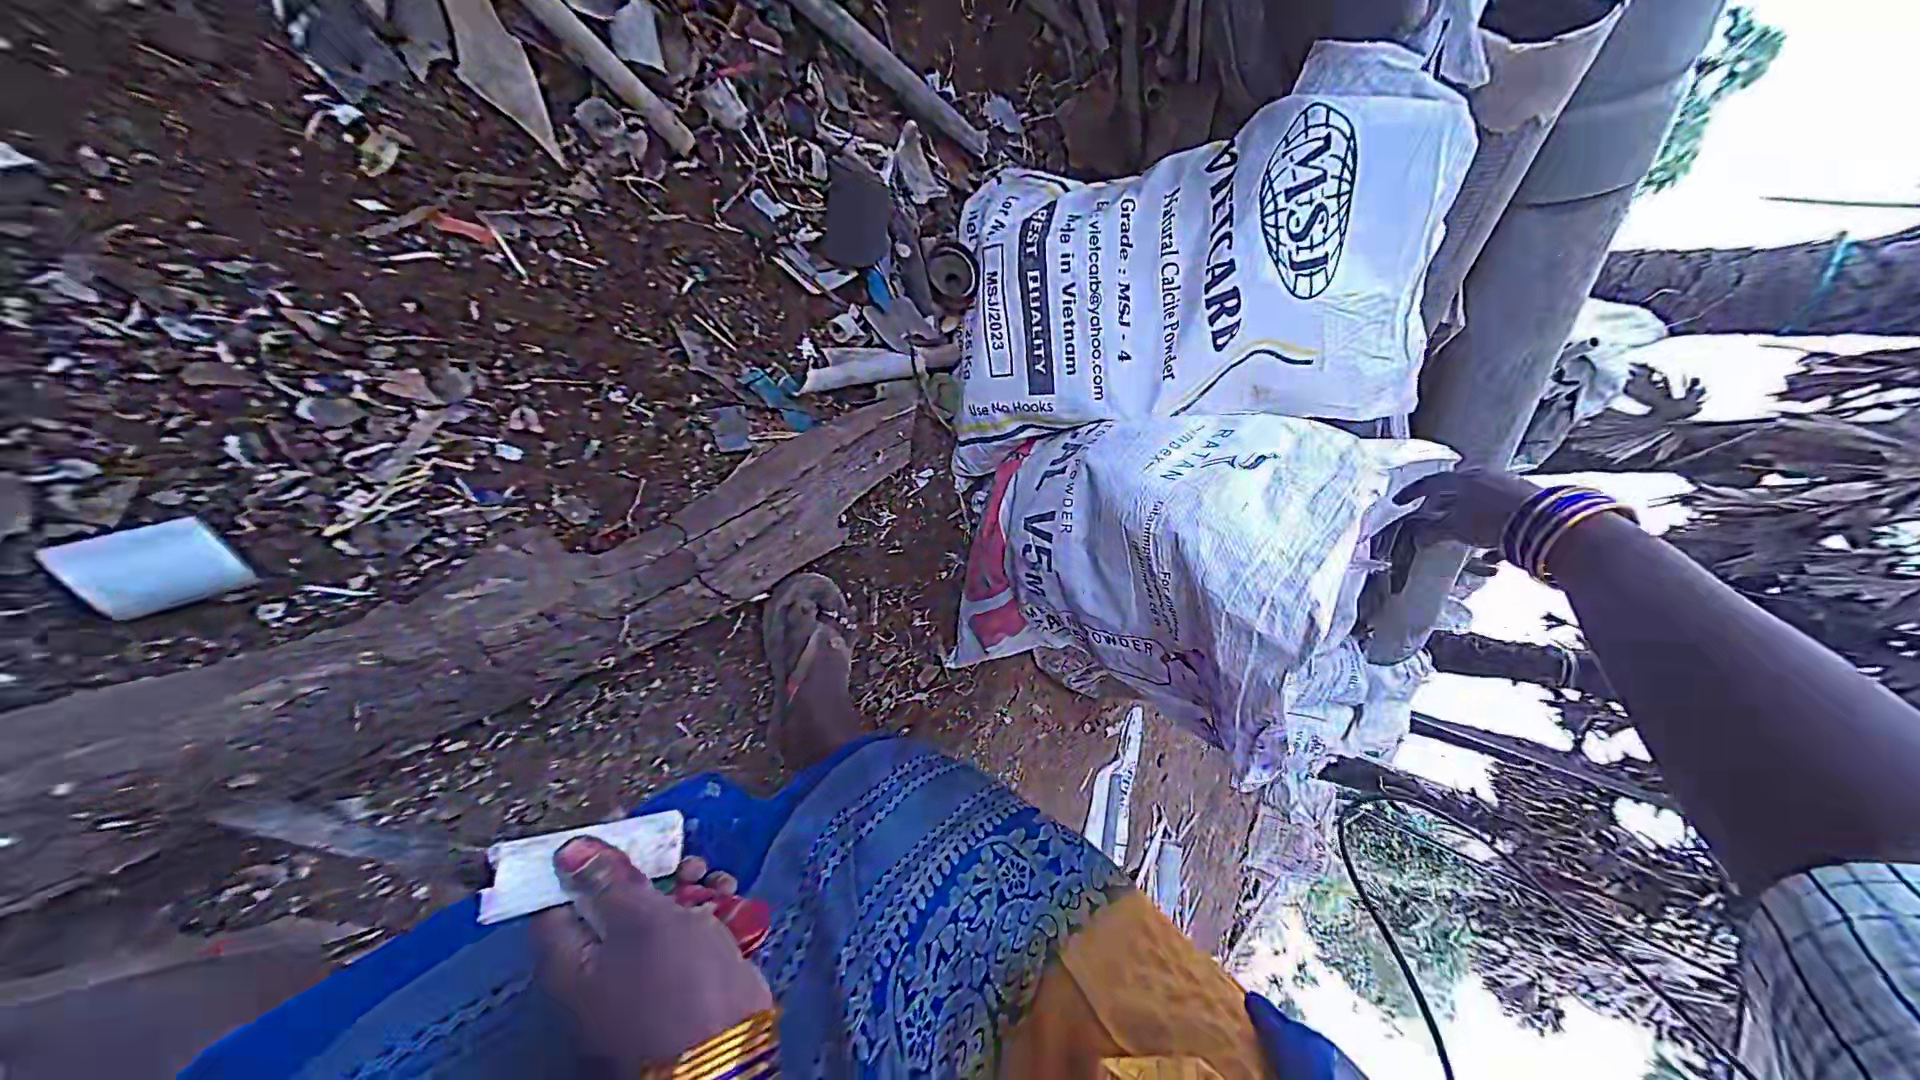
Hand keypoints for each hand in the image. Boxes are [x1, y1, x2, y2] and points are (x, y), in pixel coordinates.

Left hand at [531, 839, 772, 1069]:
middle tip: (671, 848)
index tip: (617, 825)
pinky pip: (685, 926)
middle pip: (613, 900)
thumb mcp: (639, 920)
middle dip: (646, 868)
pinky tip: (725, 891)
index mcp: (571, 961)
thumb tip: (567, 850)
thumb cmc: (673, 979)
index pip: (559, 899)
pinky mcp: (682, 972)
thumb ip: (606, 881)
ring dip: (683, 882)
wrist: (725, 1043)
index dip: (584, 859)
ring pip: (655, 909)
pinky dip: (704, 904)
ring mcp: (643, 972)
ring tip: (705, 872)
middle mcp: (600, 967)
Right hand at [1394, 467, 1542, 549]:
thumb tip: (1418, 534)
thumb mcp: (1453, 528)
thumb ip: (1431, 530)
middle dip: (1442, 506)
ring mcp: (1508, 487)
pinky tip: (1490, 550)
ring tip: (1461, 538)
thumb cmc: (1492, 520)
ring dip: (1466, 519)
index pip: (1428, 483)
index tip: (1401, 502)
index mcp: (1461, 478)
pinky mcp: (1528, 500)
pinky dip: (1490, 529)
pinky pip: (1500, 514)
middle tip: (1431, 518)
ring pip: (1478, 503)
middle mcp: (1485, 477)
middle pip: (1455, 491)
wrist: (1546, 525)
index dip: (1411, 494)